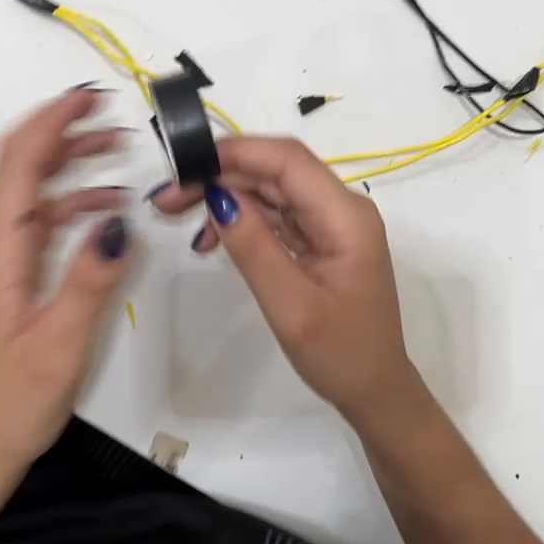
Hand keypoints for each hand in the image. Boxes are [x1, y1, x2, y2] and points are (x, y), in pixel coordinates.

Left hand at [0, 86, 134, 472]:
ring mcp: (11, 256)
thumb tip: (119, 220)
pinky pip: (48, 218)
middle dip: (60, 129)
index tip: (86, 99)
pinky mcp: (23, 272)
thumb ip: (88, 282)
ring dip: (71, 159)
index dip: (47, 125)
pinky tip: (111, 207)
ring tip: (117, 146)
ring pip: (36, 187)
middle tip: (107, 112)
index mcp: (3, 252)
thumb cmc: (17, 400)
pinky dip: (78, 199)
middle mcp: (1, 244)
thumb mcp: (60, 346)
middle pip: (20, 165)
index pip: (17, 167)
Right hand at [151, 137, 424, 424]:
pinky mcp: (317, 235)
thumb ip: (254, 248)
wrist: (374, 390)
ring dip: (224, 195)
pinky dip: (239, 217)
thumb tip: (217, 197)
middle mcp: (340, 207)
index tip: (184, 166)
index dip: (235, 153)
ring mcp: (329, 220)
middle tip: (168, 199)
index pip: (287, 161)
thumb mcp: (291, 306)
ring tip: (177, 214)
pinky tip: (211, 236)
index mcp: (345, 217)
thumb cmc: (341, 355)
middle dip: (220, 175)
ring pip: (269, 187)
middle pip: (274, 169)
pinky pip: (273, 211)